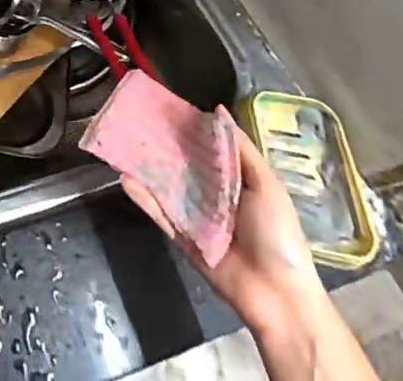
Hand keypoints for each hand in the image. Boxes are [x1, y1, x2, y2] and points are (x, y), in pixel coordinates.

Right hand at [121, 121, 327, 336]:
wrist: (278, 297)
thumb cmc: (278, 234)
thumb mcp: (267, 185)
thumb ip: (241, 149)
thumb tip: (218, 109)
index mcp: (235, 179)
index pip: (207, 147)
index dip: (189, 127)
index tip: (166, 105)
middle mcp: (213, 194)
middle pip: (183, 164)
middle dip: (163, 144)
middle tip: (137, 119)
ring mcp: (196, 216)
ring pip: (167, 186)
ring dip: (148, 167)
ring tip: (123, 144)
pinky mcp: (183, 237)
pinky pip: (160, 214)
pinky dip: (143, 198)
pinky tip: (126, 179)